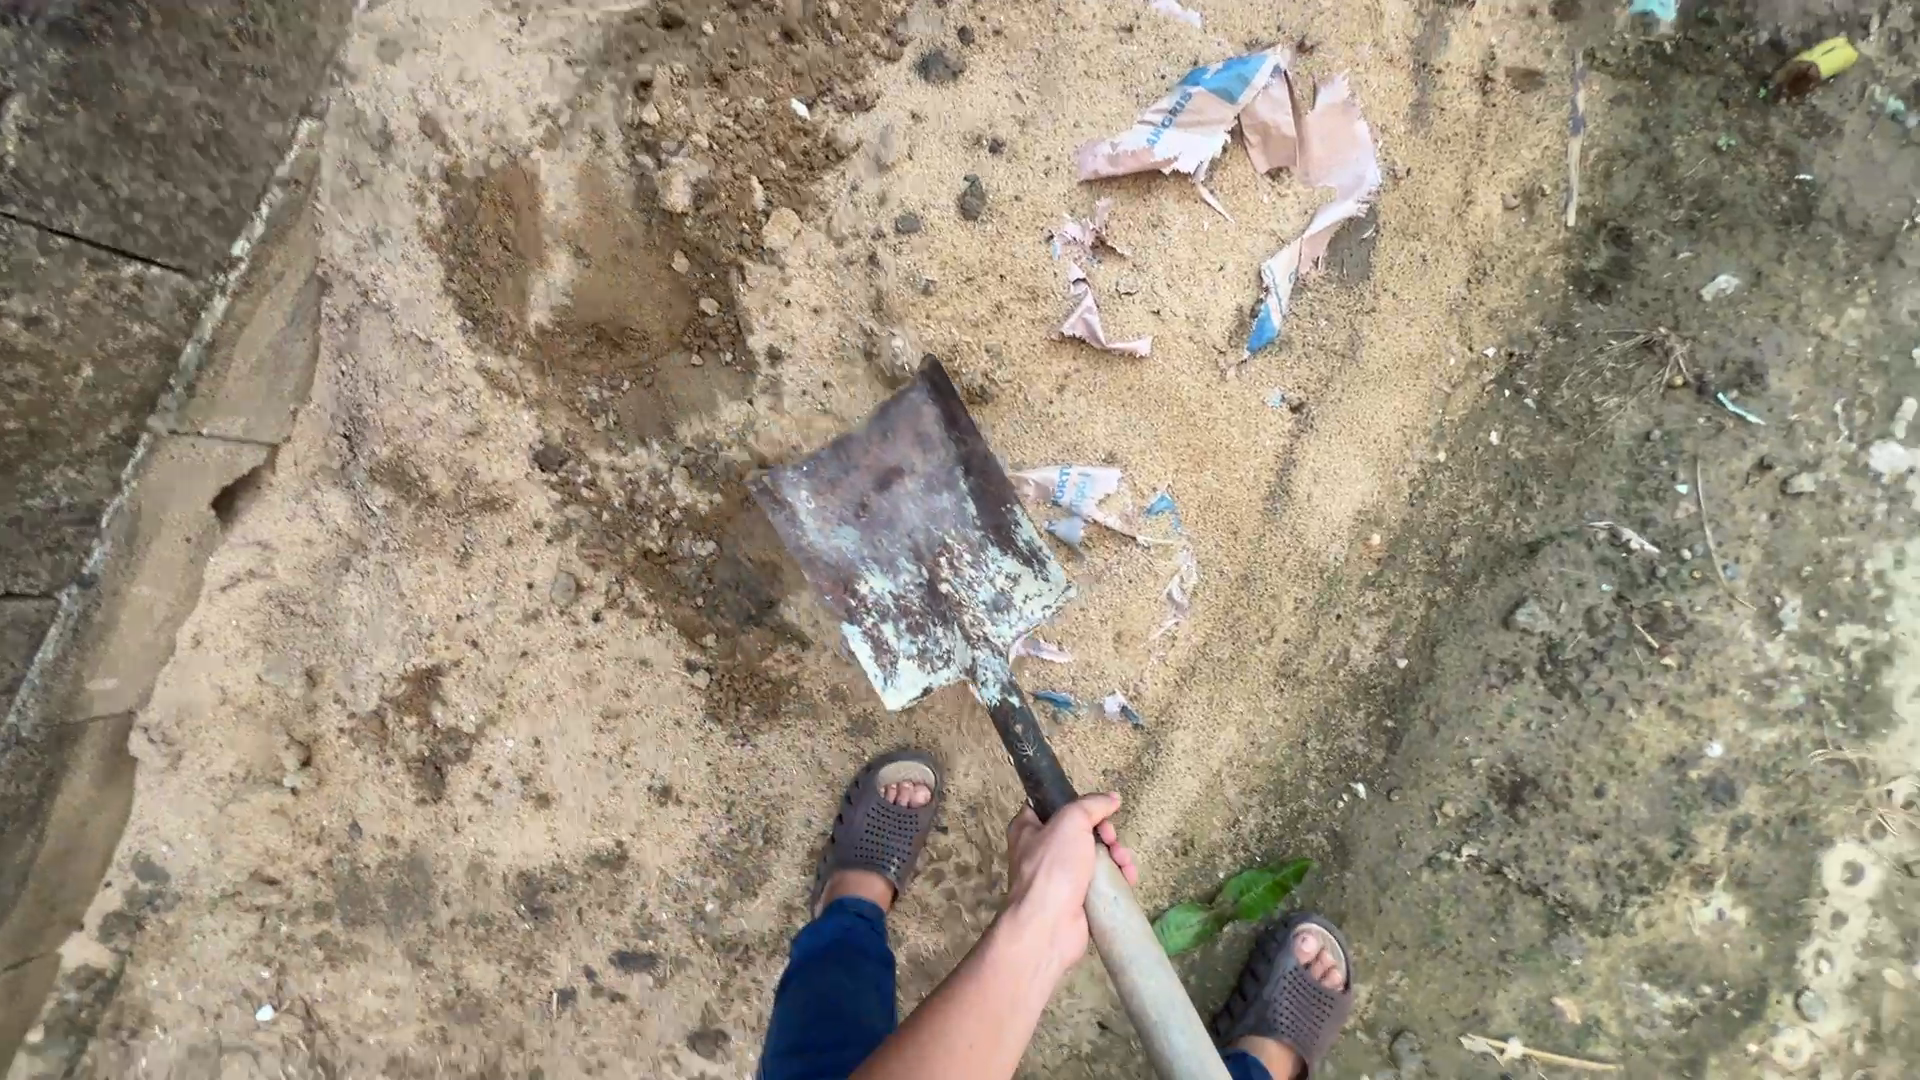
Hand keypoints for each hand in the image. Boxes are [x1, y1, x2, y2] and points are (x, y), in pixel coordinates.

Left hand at [1001, 793, 1139, 976]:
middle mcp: (1041, 851)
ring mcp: (1060, 877)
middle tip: (1111, 838)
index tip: (1096, 810)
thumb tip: (1112, 797)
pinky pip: (1102, 881)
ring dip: (1116, 854)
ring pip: (1095, 856)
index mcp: (1028, 827)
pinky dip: (1118, 877)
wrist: (1049, 926)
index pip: (1053, 806)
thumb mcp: (1071, 821)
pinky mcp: (1078, 900)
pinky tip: (1129, 877)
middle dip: (1104, 833)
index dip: (1078, 805)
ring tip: (1124, 861)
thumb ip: (1091, 805)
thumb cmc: (1052, 867)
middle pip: (1081, 831)